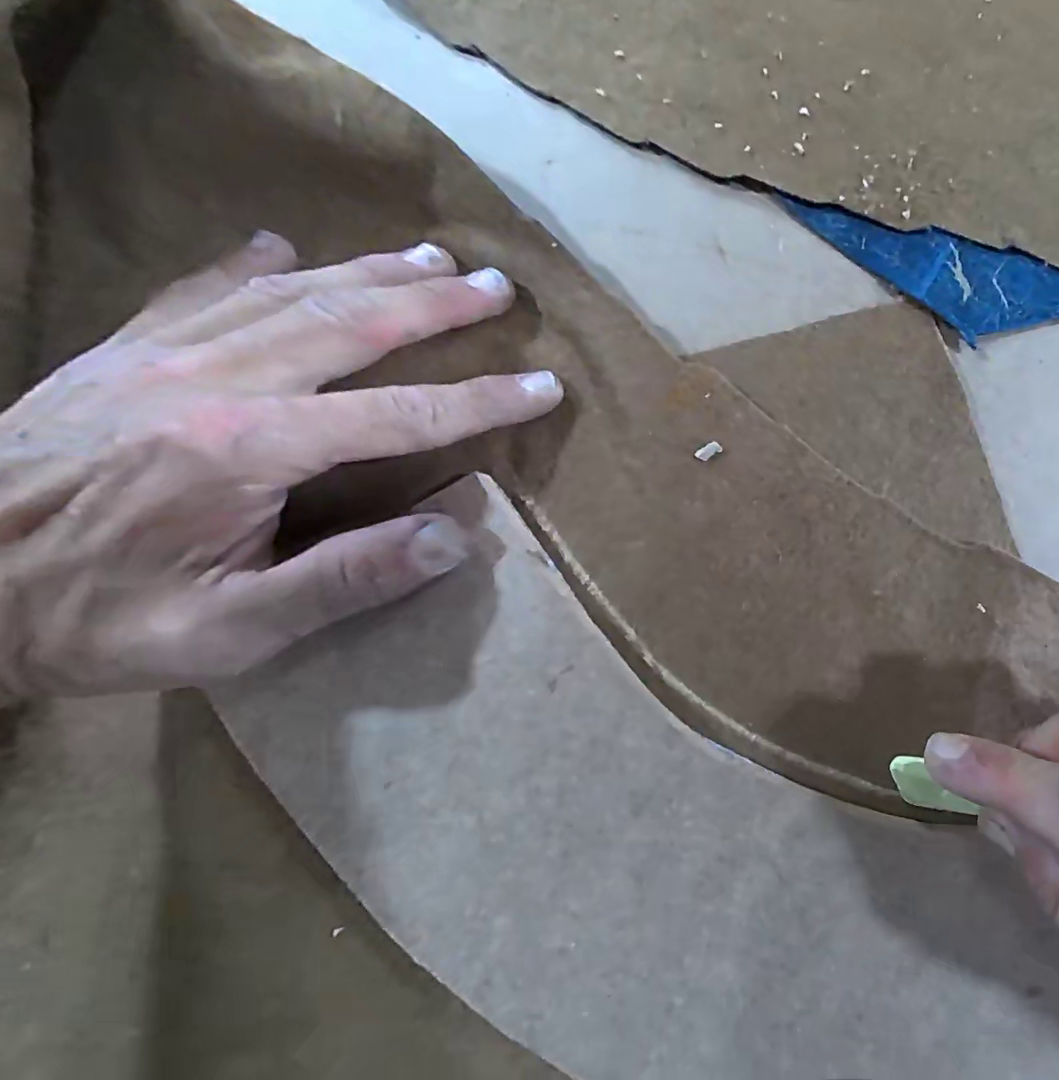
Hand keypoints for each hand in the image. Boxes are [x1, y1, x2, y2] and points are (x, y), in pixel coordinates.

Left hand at [0, 232, 561, 699]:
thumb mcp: (229, 629)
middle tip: (498, 285)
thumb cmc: (89, 620)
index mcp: (244, 448)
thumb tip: (451, 540)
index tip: (545, 385)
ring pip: (284, 296)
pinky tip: (280, 246)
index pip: (400, 414)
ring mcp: (153, 360)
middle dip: (433, 303)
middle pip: (346, 325)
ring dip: (367, 272)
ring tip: (430, 256)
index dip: (484, 400)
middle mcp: (206, 384)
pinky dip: (247, 266)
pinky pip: (195, 293)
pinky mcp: (113, 358)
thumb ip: (344, 581)